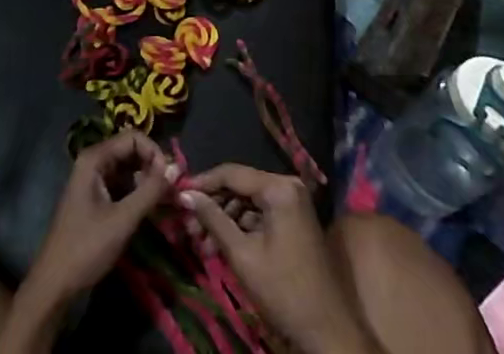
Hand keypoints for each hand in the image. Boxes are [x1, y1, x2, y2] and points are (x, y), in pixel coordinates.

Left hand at [25, 130, 177, 302]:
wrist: (55, 282)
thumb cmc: (86, 247)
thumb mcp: (123, 219)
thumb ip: (150, 191)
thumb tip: (176, 168)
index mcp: (94, 158)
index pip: (134, 137)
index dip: (155, 153)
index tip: (172, 178)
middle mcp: (94, 162)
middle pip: (132, 151)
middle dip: (154, 167)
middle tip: (174, 192)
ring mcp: (94, 179)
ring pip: (130, 169)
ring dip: (149, 182)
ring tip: (168, 202)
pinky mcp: (98, 197)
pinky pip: (124, 185)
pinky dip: (139, 193)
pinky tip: (153, 209)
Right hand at [181, 165, 377, 353]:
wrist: (326, 330)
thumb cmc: (282, 290)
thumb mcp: (241, 253)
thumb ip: (212, 219)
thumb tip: (184, 194)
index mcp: (279, 188)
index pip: (231, 173)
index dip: (201, 183)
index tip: (177, 196)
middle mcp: (288, 185)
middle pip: (239, 186)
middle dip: (212, 205)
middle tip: (188, 227)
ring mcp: (293, 202)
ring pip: (247, 201)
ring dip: (223, 218)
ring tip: (202, 244)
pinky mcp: (293, 219)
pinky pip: (259, 213)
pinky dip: (239, 227)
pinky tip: (219, 245)